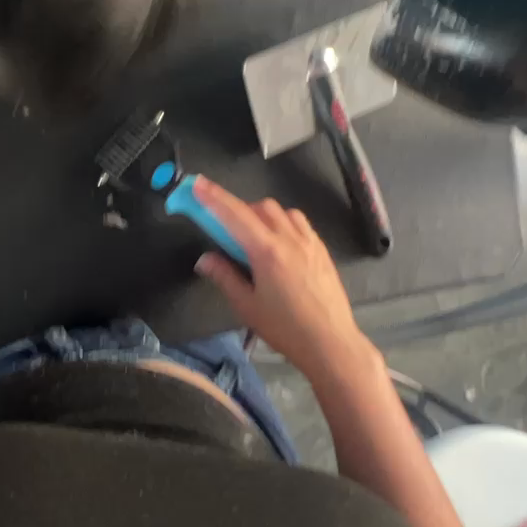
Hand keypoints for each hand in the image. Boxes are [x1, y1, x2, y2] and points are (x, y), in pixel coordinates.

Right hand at [192, 178, 378, 380]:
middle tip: (227, 231)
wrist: (330, 342)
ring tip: (255, 238)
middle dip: (240, 210)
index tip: (196, 184)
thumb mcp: (247, 306)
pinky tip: (280, 245)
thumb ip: (225, 277)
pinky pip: (300, 224)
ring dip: (264, 215)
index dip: (213, 197)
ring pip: (283, 212)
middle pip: (261, 207)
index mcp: (267, 251)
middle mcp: (290, 239)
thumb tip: (204, 259)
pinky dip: (284, 224)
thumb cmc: (284, 328)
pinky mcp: (322, 250)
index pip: (235, 215)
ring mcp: (310, 242)